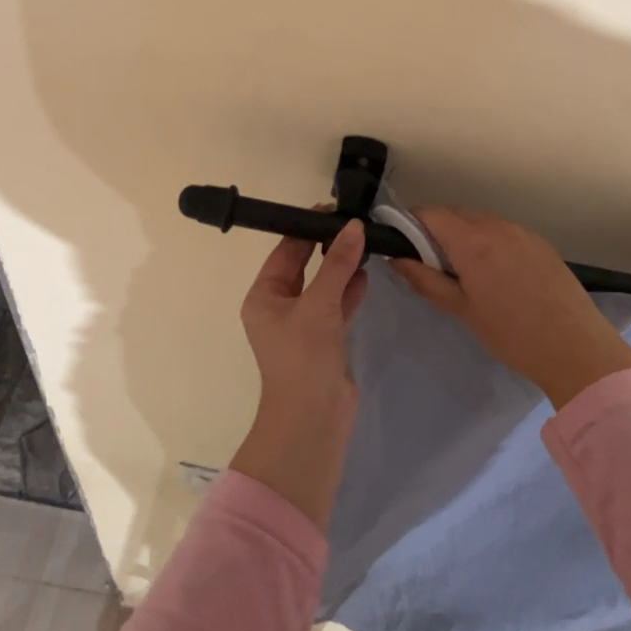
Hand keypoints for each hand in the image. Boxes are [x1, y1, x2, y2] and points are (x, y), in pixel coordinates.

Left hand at [229, 218, 368, 530]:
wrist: (313, 420)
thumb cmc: (304, 357)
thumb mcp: (319, 304)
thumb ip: (337, 264)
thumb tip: (353, 226)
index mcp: (263, 296)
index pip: (285, 251)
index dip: (307, 229)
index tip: (335, 210)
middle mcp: (278, 308)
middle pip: (304, 266)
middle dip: (328, 247)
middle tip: (356, 223)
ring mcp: (302, 326)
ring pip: (323, 286)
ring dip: (342, 267)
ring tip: (367, 243)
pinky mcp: (325, 341)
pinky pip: (336, 306)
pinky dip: (349, 291)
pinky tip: (367, 274)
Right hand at [392, 207, 630, 408]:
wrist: (576, 349)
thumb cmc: (512, 334)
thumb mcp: (461, 310)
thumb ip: (425, 280)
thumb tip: (397, 258)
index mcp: (472, 241)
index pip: (429, 213)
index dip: (410, 225)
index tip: (405, 248)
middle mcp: (497, 226)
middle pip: (454, 214)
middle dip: (436, 231)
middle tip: (432, 266)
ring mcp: (522, 232)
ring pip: (479, 221)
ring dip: (463, 236)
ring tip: (465, 274)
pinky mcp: (541, 243)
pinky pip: (503, 231)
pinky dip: (489, 242)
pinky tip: (496, 275)